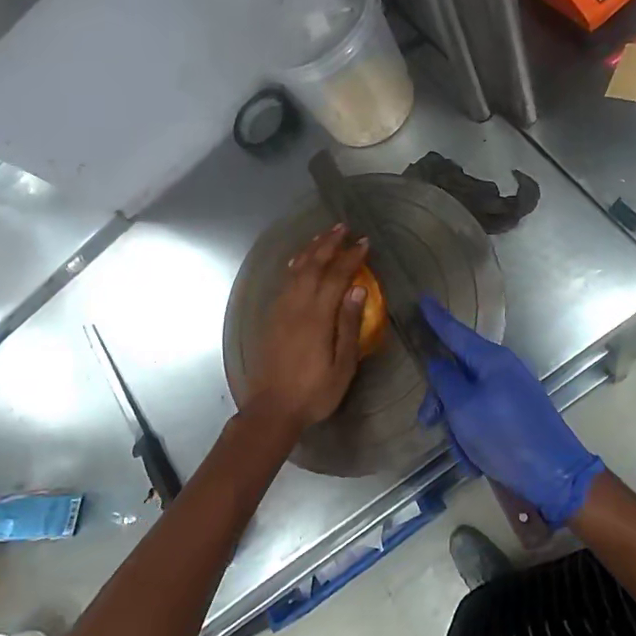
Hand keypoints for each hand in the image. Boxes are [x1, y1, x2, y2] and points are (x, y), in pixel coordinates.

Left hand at [245, 224, 370, 430]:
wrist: (272, 409)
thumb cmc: (314, 392)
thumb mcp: (342, 365)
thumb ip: (349, 325)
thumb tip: (358, 289)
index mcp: (317, 317)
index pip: (336, 277)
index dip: (351, 257)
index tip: (365, 242)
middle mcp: (296, 307)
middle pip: (312, 266)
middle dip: (328, 244)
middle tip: (343, 227)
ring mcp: (280, 311)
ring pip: (295, 270)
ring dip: (311, 250)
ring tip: (324, 236)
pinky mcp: (271, 318)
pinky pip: (284, 282)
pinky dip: (296, 265)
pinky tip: (300, 262)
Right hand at [417, 296, 602, 522]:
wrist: (554, 476)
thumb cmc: (504, 437)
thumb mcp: (463, 408)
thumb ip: (444, 381)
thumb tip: (436, 362)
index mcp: (492, 361)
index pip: (457, 333)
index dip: (437, 319)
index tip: (422, 299)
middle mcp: (503, 372)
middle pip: (457, 374)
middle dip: (440, 401)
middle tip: (427, 422)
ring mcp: (511, 396)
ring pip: (466, 403)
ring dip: (457, 428)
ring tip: (464, 454)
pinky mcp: (516, 418)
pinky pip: (482, 421)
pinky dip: (474, 441)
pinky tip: (476, 463)